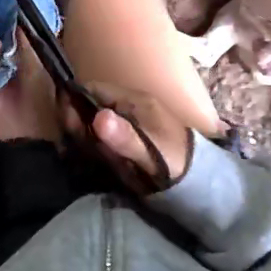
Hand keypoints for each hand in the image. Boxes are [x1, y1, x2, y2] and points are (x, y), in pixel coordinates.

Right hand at [61, 81, 192, 190]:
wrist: (203, 181)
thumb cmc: (177, 162)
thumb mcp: (150, 152)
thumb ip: (125, 137)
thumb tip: (98, 118)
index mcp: (134, 101)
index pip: (92, 89)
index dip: (74, 103)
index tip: (67, 126)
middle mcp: (129, 105)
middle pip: (89, 105)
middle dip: (78, 124)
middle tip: (75, 147)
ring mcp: (129, 120)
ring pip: (94, 121)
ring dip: (86, 137)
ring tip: (85, 156)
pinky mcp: (130, 136)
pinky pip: (103, 134)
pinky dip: (95, 145)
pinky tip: (94, 160)